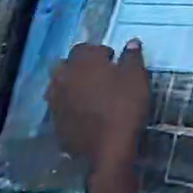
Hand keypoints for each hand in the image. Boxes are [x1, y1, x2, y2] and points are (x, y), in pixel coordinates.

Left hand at [46, 39, 150, 169]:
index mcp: (81, 62)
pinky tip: (86, 115)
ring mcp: (56, 103)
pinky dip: (71, 107)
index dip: (98, 52)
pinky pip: (61, 109)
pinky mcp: (56, 125)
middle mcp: (63, 78)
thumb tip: (131, 42)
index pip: (83, 48)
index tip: (113, 60)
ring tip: (91, 95)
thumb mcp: (136, 76)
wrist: (109, 149)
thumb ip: (132, 56)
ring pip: (60, 87)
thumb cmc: (124, 105)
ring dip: (72, 87)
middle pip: (66, 66)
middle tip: (99, 76)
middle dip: (79, 67)